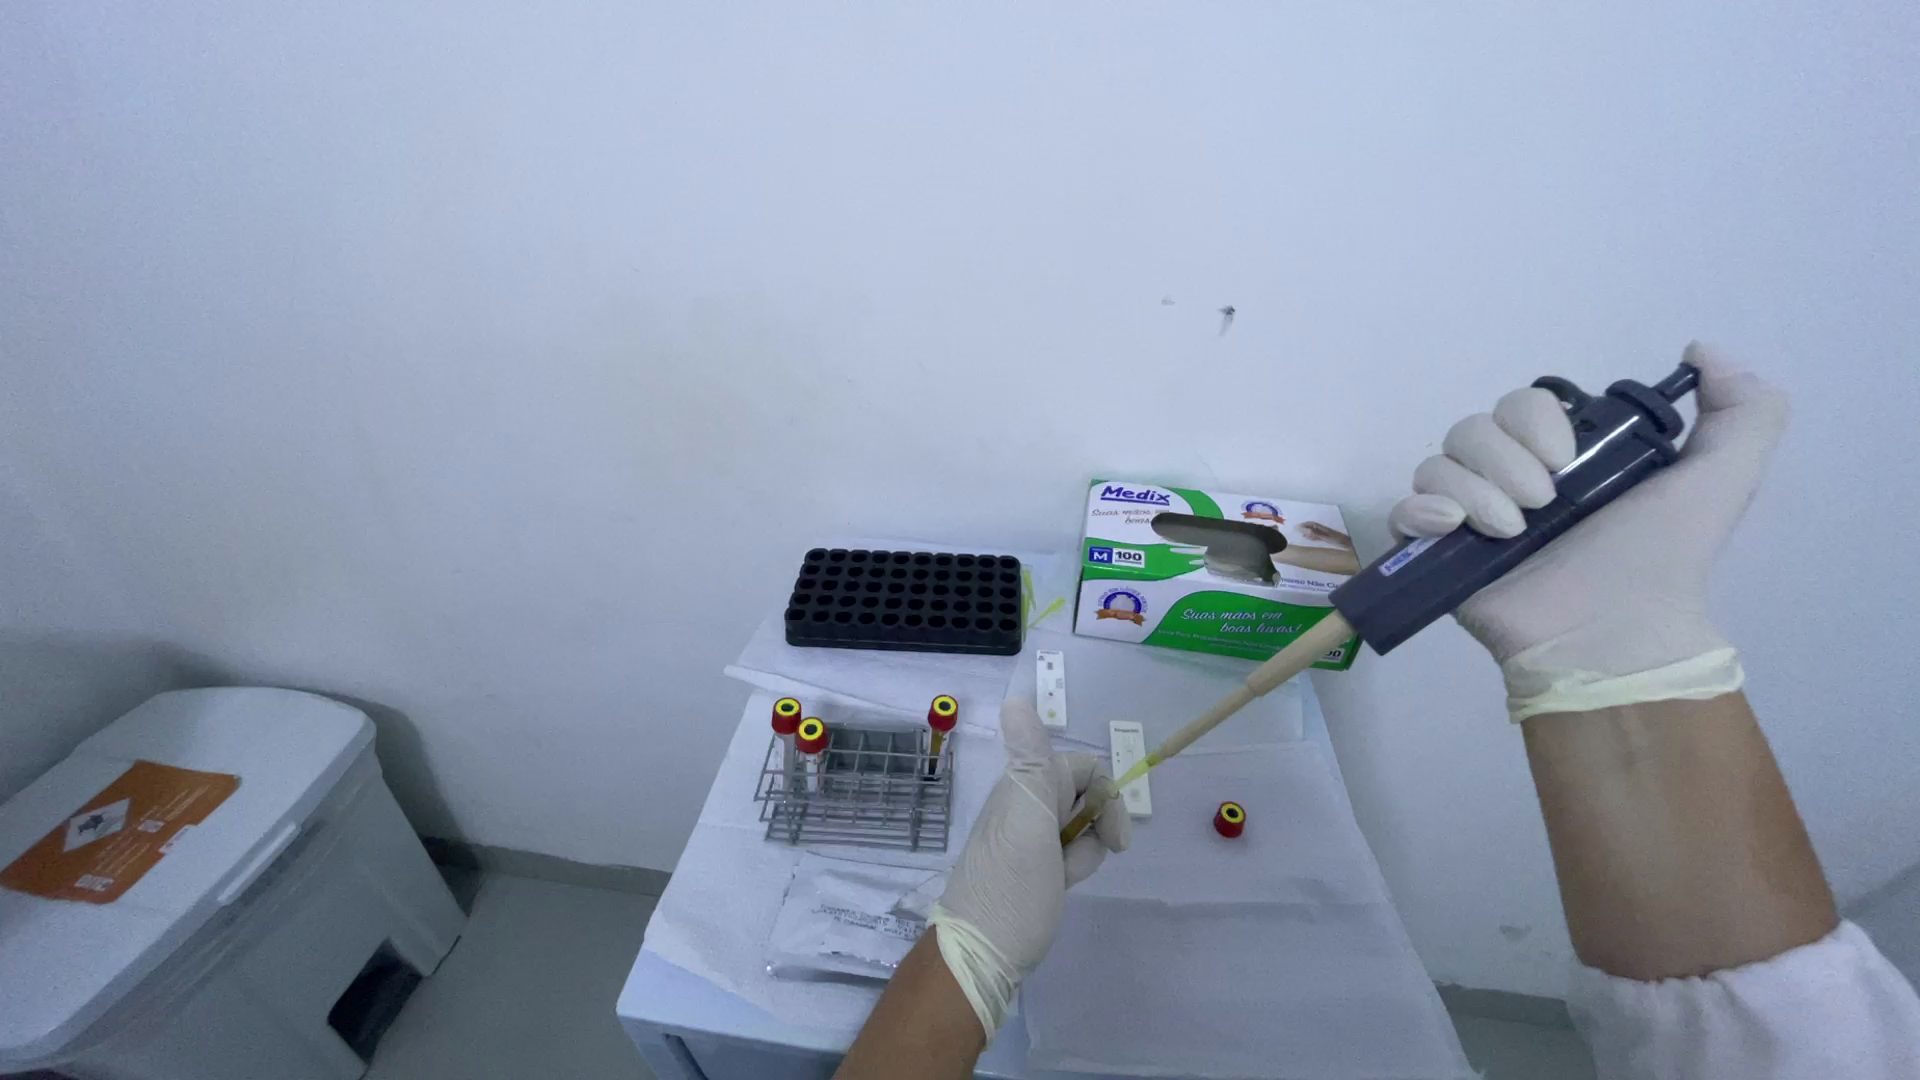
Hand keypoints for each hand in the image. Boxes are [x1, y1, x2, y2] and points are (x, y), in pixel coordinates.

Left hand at [928, 700, 1129, 1038]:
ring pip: (1079, 826)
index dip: (1107, 794)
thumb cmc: (1013, 888)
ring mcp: (1029, 836)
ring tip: (1063, 879)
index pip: (1083, 767)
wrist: (981, 955)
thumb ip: (1029, 759)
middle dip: (1097, 826)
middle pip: (1084, 795)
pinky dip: (1074, 867)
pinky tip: (1061, 889)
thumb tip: (1014, 697)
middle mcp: (1025, 802)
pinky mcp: (1034, 866)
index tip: (1116, 836)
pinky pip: (1068, 853)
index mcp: (1025, 785)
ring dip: (1085, 851)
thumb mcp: (1028, 820)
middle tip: (1084, 859)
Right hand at [1388, 342, 1788, 719]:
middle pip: (1469, 430)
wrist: (1610, 628)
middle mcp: (1502, 477)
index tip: (1565, 459)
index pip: (1516, 404)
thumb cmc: (1658, 557)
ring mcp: (1461, 513)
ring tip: (1510, 533)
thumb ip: (1742, 409)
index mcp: (1555, 456)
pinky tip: (1453, 529)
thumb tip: (1700, 348)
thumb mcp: (1721, 478)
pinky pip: (1401, 510)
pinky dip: (1421, 512)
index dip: (1533, 422)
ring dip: (1472, 493)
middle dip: (1503, 462)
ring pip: (1434, 466)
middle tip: (1543, 504)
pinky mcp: (1430, 549)